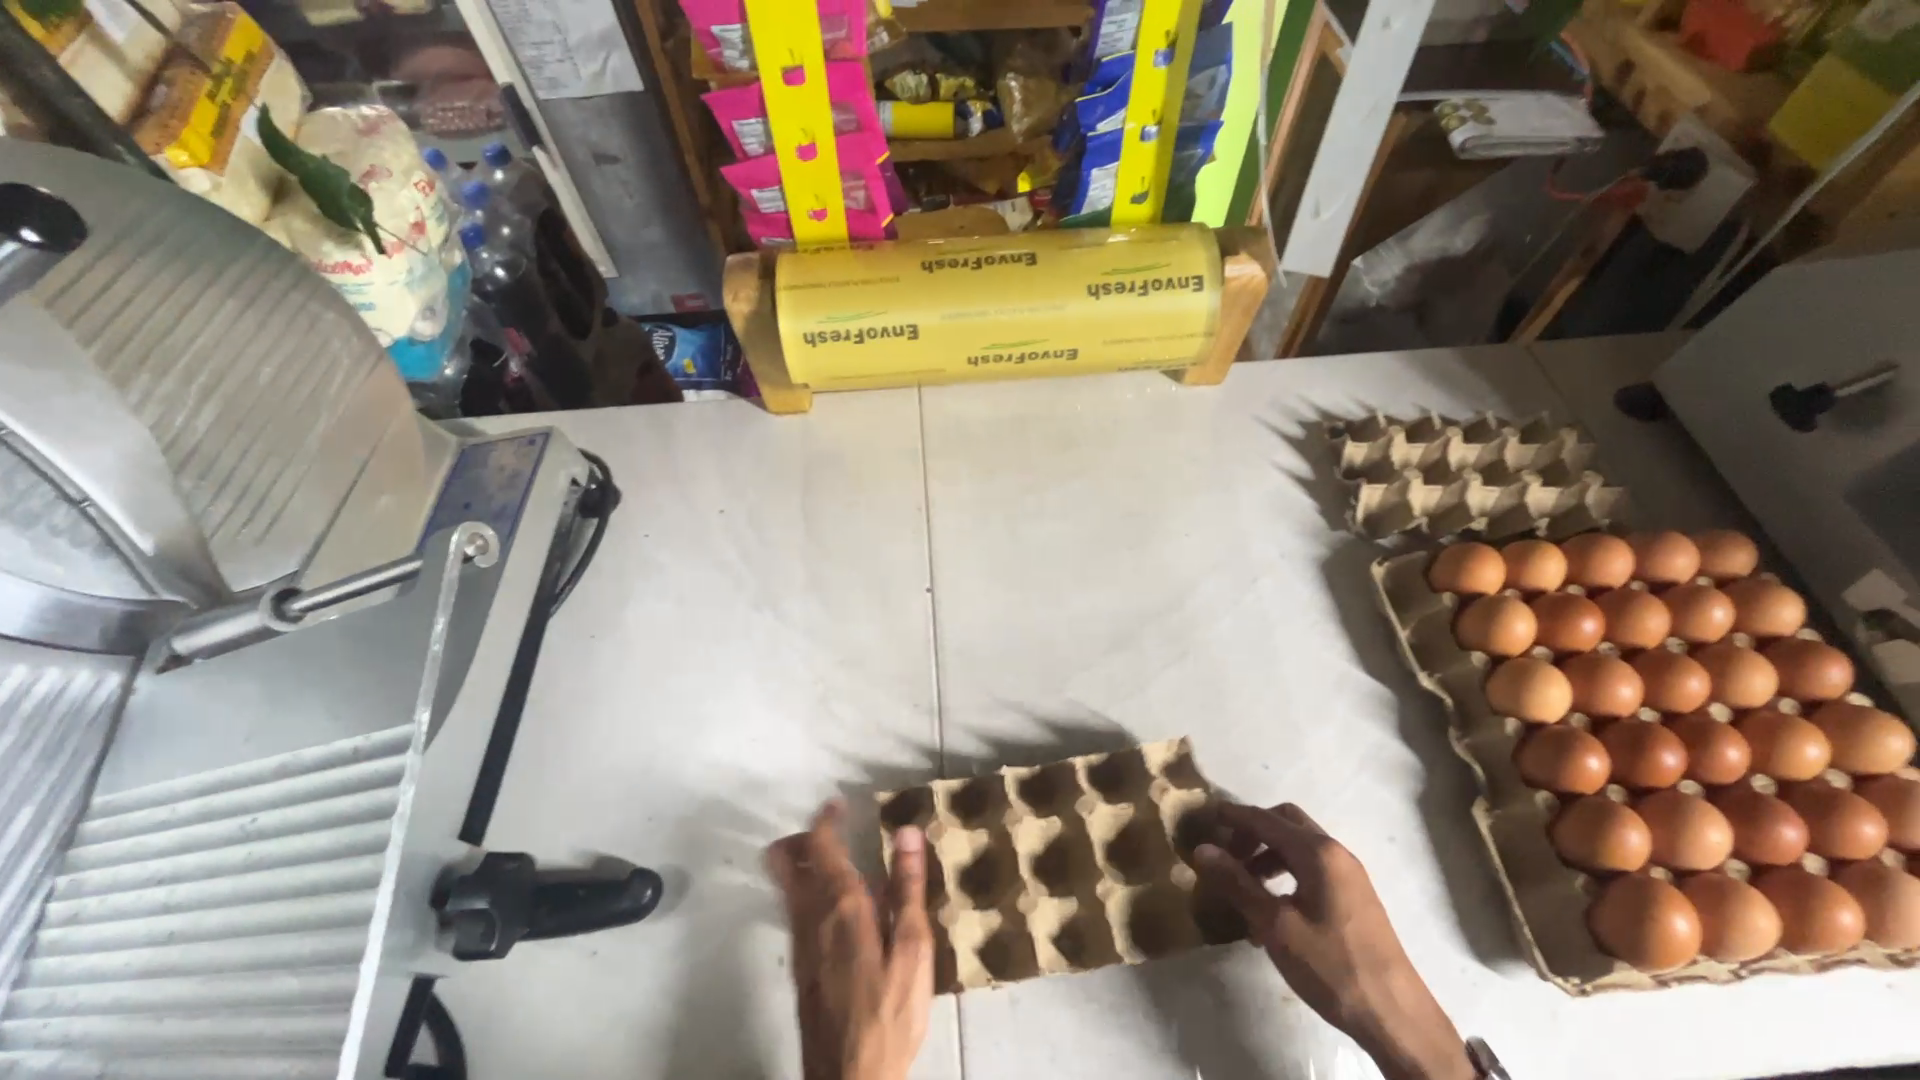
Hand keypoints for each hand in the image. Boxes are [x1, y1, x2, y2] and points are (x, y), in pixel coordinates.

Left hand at [767, 800, 933, 1079]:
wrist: (850, 1078)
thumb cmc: (890, 1013)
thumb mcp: (912, 950)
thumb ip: (908, 888)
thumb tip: (906, 832)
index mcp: (840, 905)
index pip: (819, 845)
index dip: (825, 818)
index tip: (839, 803)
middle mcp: (810, 916)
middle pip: (785, 860)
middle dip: (802, 838)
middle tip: (834, 831)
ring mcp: (800, 943)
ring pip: (787, 886)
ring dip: (805, 864)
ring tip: (846, 865)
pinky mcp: (801, 966)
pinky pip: (796, 910)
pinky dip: (810, 892)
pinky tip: (845, 911)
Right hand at [1194, 803, 1471, 1079]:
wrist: (1393, 1014)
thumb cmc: (1330, 966)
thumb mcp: (1274, 925)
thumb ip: (1237, 883)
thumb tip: (1202, 849)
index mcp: (1318, 853)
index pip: (1266, 820)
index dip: (1233, 816)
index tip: (1205, 816)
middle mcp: (1336, 854)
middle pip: (1287, 823)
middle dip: (1252, 832)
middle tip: (1225, 854)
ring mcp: (1349, 877)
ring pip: (1299, 849)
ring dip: (1267, 856)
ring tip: (1242, 887)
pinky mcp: (1354, 899)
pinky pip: (1312, 870)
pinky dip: (1286, 874)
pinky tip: (1271, 909)